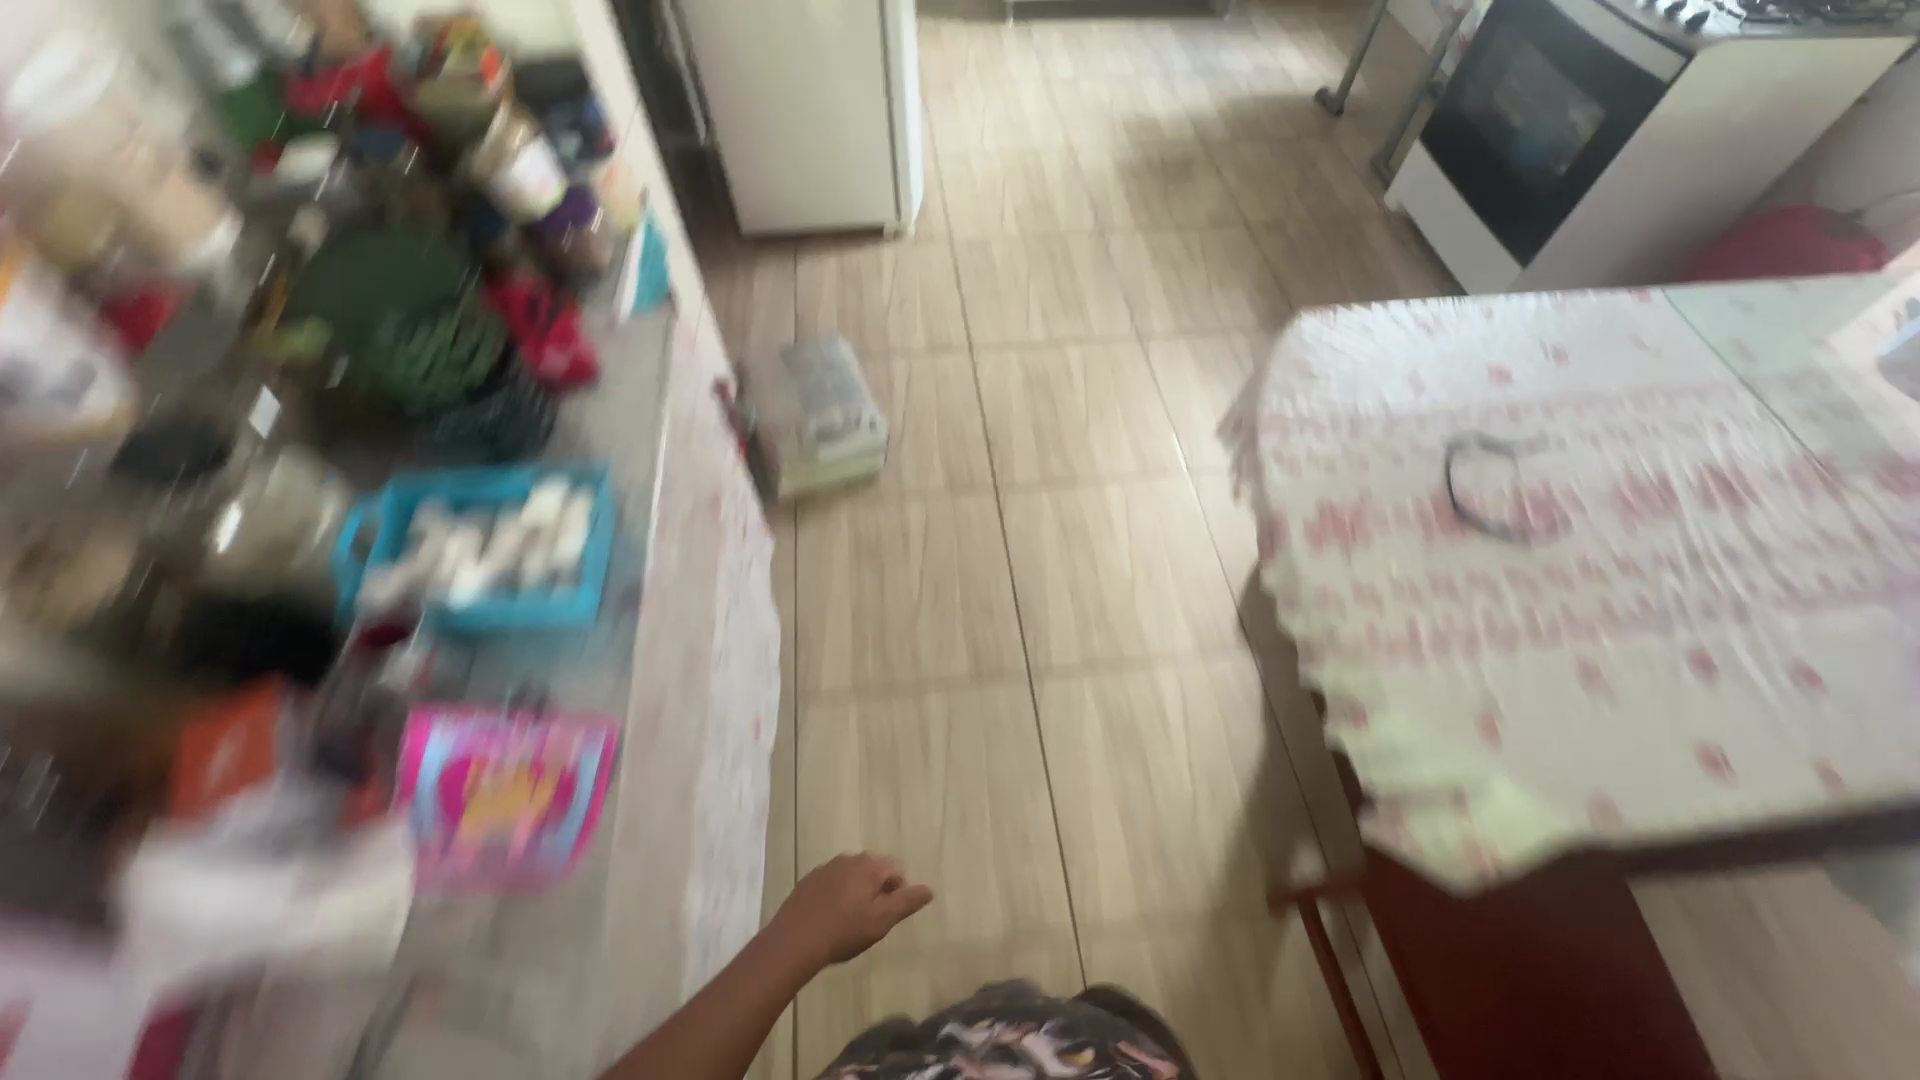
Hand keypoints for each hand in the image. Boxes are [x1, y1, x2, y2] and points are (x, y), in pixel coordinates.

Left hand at [770, 852, 933, 966]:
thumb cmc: (843, 931)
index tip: (891, 915)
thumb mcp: (881, 921)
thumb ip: (906, 902)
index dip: (900, 891)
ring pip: (852, 875)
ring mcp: (826, 867)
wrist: (794, 941)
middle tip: (873, 919)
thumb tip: (929, 889)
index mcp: (869, 866)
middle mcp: (848, 859)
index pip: (897, 869)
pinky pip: (832, 882)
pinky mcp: (809, 880)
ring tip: (853, 920)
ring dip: (858, 891)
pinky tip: (832, 917)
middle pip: (874, 869)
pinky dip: (838, 894)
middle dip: (879, 889)